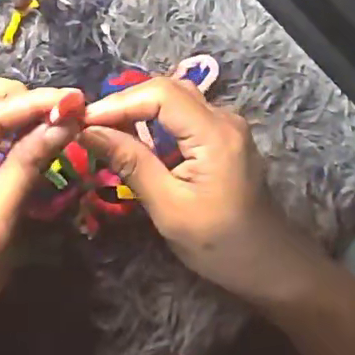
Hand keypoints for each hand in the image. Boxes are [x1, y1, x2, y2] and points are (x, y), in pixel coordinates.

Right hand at [80, 79, 325, 304]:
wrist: (271, 265)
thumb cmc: (221, 244)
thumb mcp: (169, 208)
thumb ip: (131, 163)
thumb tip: (89, 132)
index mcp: (215, 133)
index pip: (160, 94)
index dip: (119, 102)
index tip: (83, 121)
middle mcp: (223, 118)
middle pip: (166, 89)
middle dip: (124, 103)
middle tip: (89, 125)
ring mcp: (224, 124)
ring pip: (173, 98)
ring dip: (137, 109)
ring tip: (103, 130)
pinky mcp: (220, 135)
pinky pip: (181, 114)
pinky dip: (152, 121)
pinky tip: (132, 138)